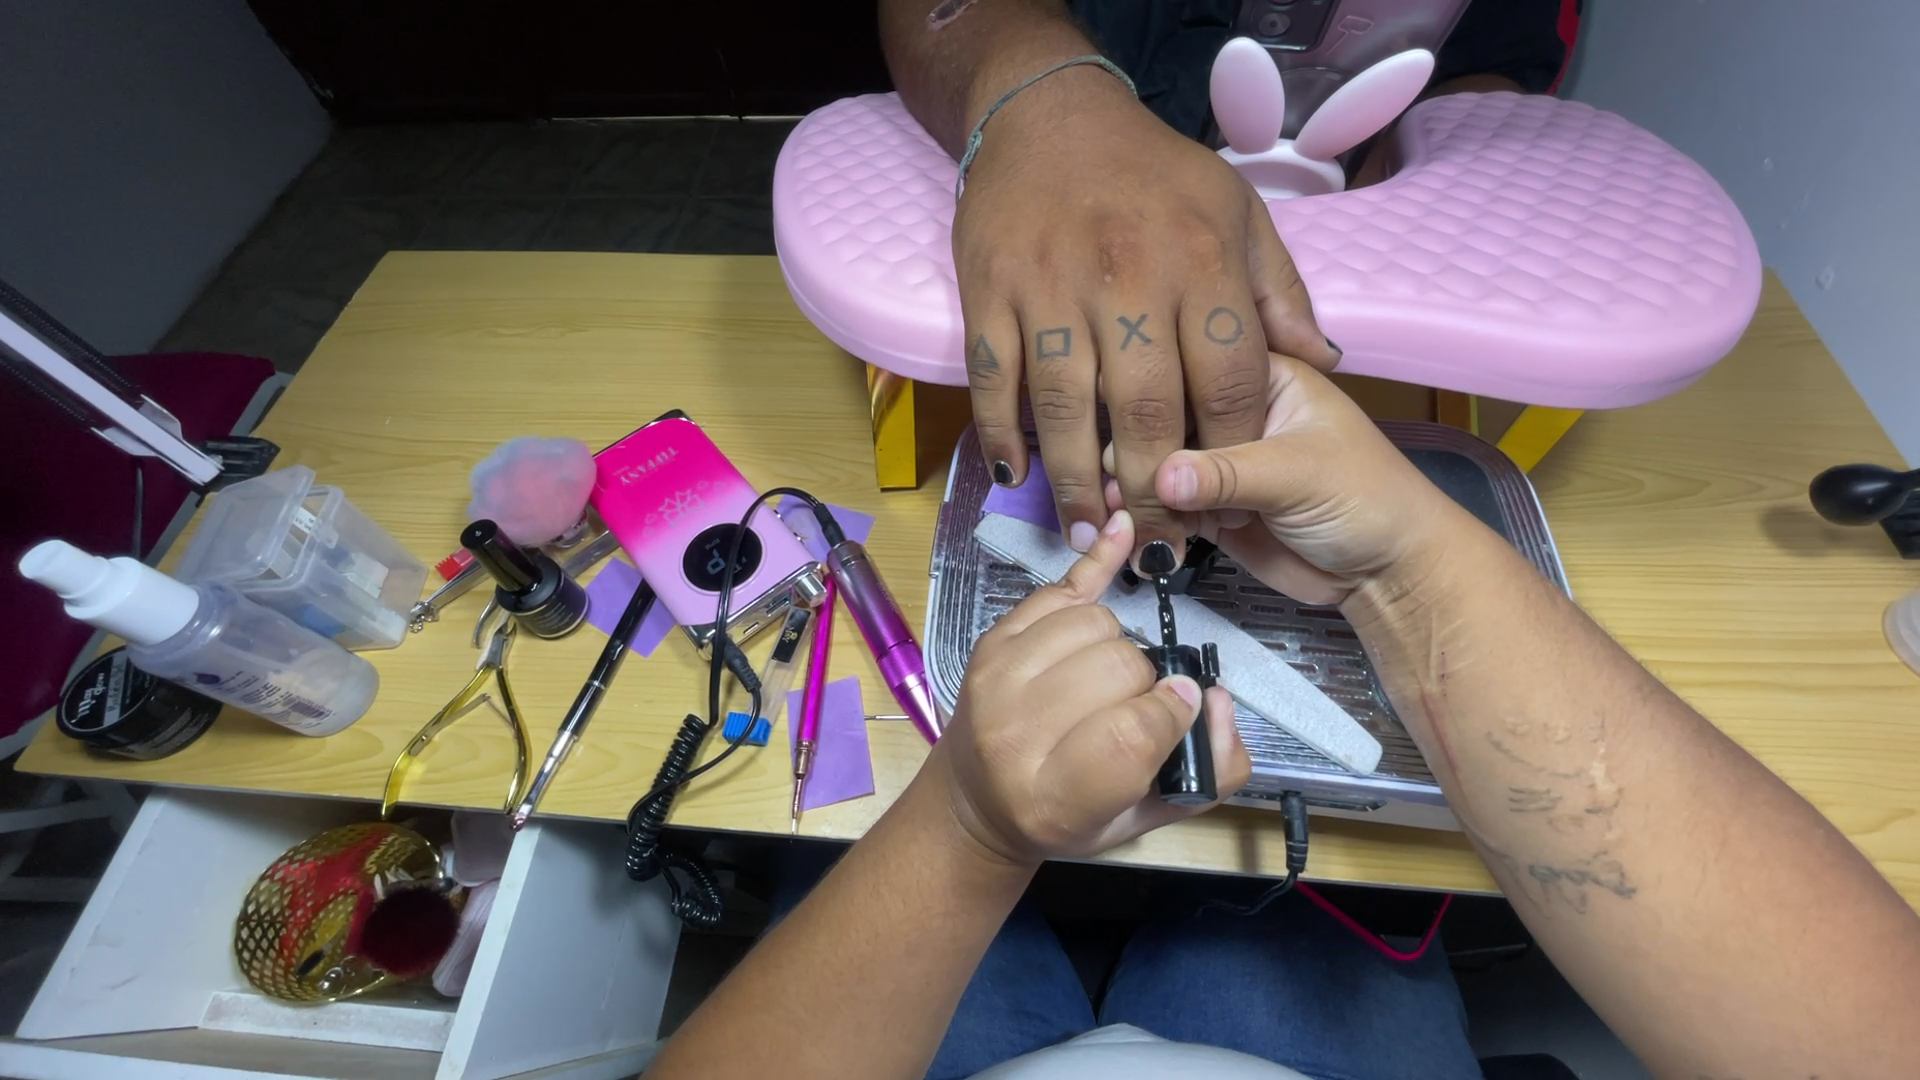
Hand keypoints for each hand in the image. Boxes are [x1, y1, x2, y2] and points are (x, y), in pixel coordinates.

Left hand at [930, 510, 1249, 865]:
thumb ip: (1204, 773)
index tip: (1181, 708)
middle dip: (1145, 680)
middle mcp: (1013, 734)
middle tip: (1136, 700)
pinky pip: (1055, 589)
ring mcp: (996, 679)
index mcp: (1051, 797)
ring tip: (1109, 671)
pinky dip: (1093, 564)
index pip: (1128, 735)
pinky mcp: (991, 641)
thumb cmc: (1063, 820)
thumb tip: (1215, 698)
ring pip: (1093, 624)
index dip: (1170, 713)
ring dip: (1118, 642)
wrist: (975, 800)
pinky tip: (1120, 532)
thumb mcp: (1141, 822)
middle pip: (1114, 667)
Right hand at [955, 67, 1339, 563]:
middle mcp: (1127, 281)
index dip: (1228, 449)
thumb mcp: (1238, 210)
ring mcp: (1049, 291)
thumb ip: (1279, 290)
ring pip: (1063, 409)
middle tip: (1155, 546)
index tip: (1221, 495)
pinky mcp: (988, 297)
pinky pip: (993, 381)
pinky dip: (1000, 435)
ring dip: (1075, 484)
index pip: (1227, 379)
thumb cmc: (1150, 173)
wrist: (1045, 117)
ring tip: (1088, 534)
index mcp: (1201, 262)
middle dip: (1153, 491)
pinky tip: (1014, 476)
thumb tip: (1323, 359)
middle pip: (1144, 411)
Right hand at [1151, 354, 1457, 607]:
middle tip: (1125, 482)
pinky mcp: (1202, 507)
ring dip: (1135, 488)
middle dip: (1138, 451)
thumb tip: (1159, 478)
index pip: (1187, 371)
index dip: (1154, 396)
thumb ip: (1226, 474)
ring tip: (1125, 510)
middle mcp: (1224, 412)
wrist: (1384, 574)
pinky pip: (1160, 507)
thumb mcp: (1297, 474)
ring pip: (1152, 465)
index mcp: (1255, 377)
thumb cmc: (1363, 499)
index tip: (1127, 427)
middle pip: (1159, 419)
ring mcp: (1210, 462)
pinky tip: (1134, 527)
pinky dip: (1145, 518)